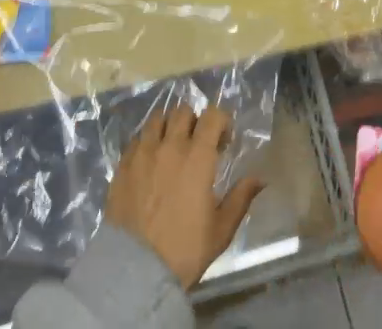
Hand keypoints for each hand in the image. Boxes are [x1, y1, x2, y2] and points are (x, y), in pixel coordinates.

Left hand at [105, 104, 265, 289]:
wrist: (136, 269)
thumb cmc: (185, 249)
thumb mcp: (221, 229)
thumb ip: (241, 198)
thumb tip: (260, 178)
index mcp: (197, 157)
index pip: (212, 116)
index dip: (221, 122)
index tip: (223, 142)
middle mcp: (169, 146)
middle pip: (183, 111)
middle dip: (195, 122)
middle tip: (198, 145)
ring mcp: (141, 154)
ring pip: (156, 120)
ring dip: (168, 127)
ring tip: (171, 148)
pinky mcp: (122, 166)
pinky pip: (135, 139)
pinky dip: (146, 142)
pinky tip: (150, 162)